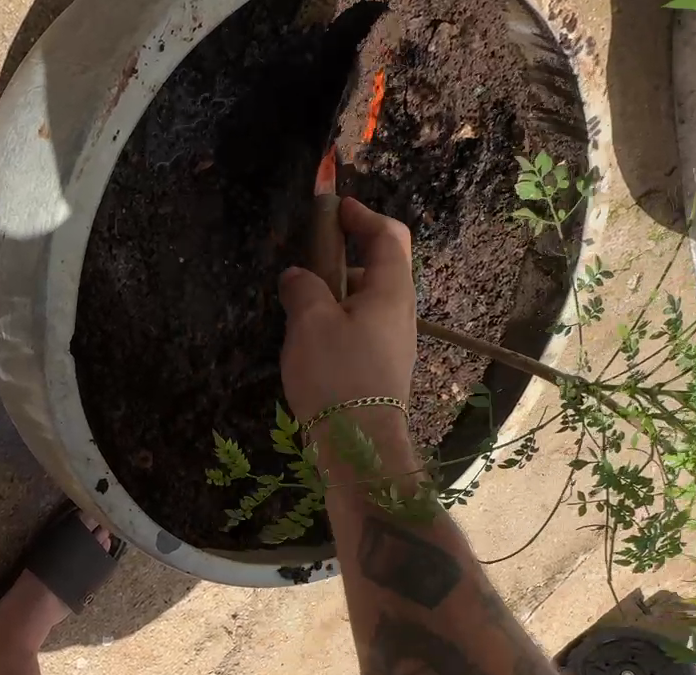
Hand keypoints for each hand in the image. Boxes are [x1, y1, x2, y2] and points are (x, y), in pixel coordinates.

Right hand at [278, 197, 418, 423]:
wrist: (359, 444)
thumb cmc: (336, 374)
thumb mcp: (309, 323)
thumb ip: (301, 289)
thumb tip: (295, 276)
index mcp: (390, 289)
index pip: (387, 236)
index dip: (362, 216)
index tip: (336, 209)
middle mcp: (400, 312)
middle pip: (378, 270)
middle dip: (343, 261)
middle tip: (308, 266)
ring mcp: (394, 344)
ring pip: (366, 305)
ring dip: (336, 298)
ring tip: (300, 313)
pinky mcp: (381, 371)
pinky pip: (360, 333)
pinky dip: (337, 326)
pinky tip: (311, 347)